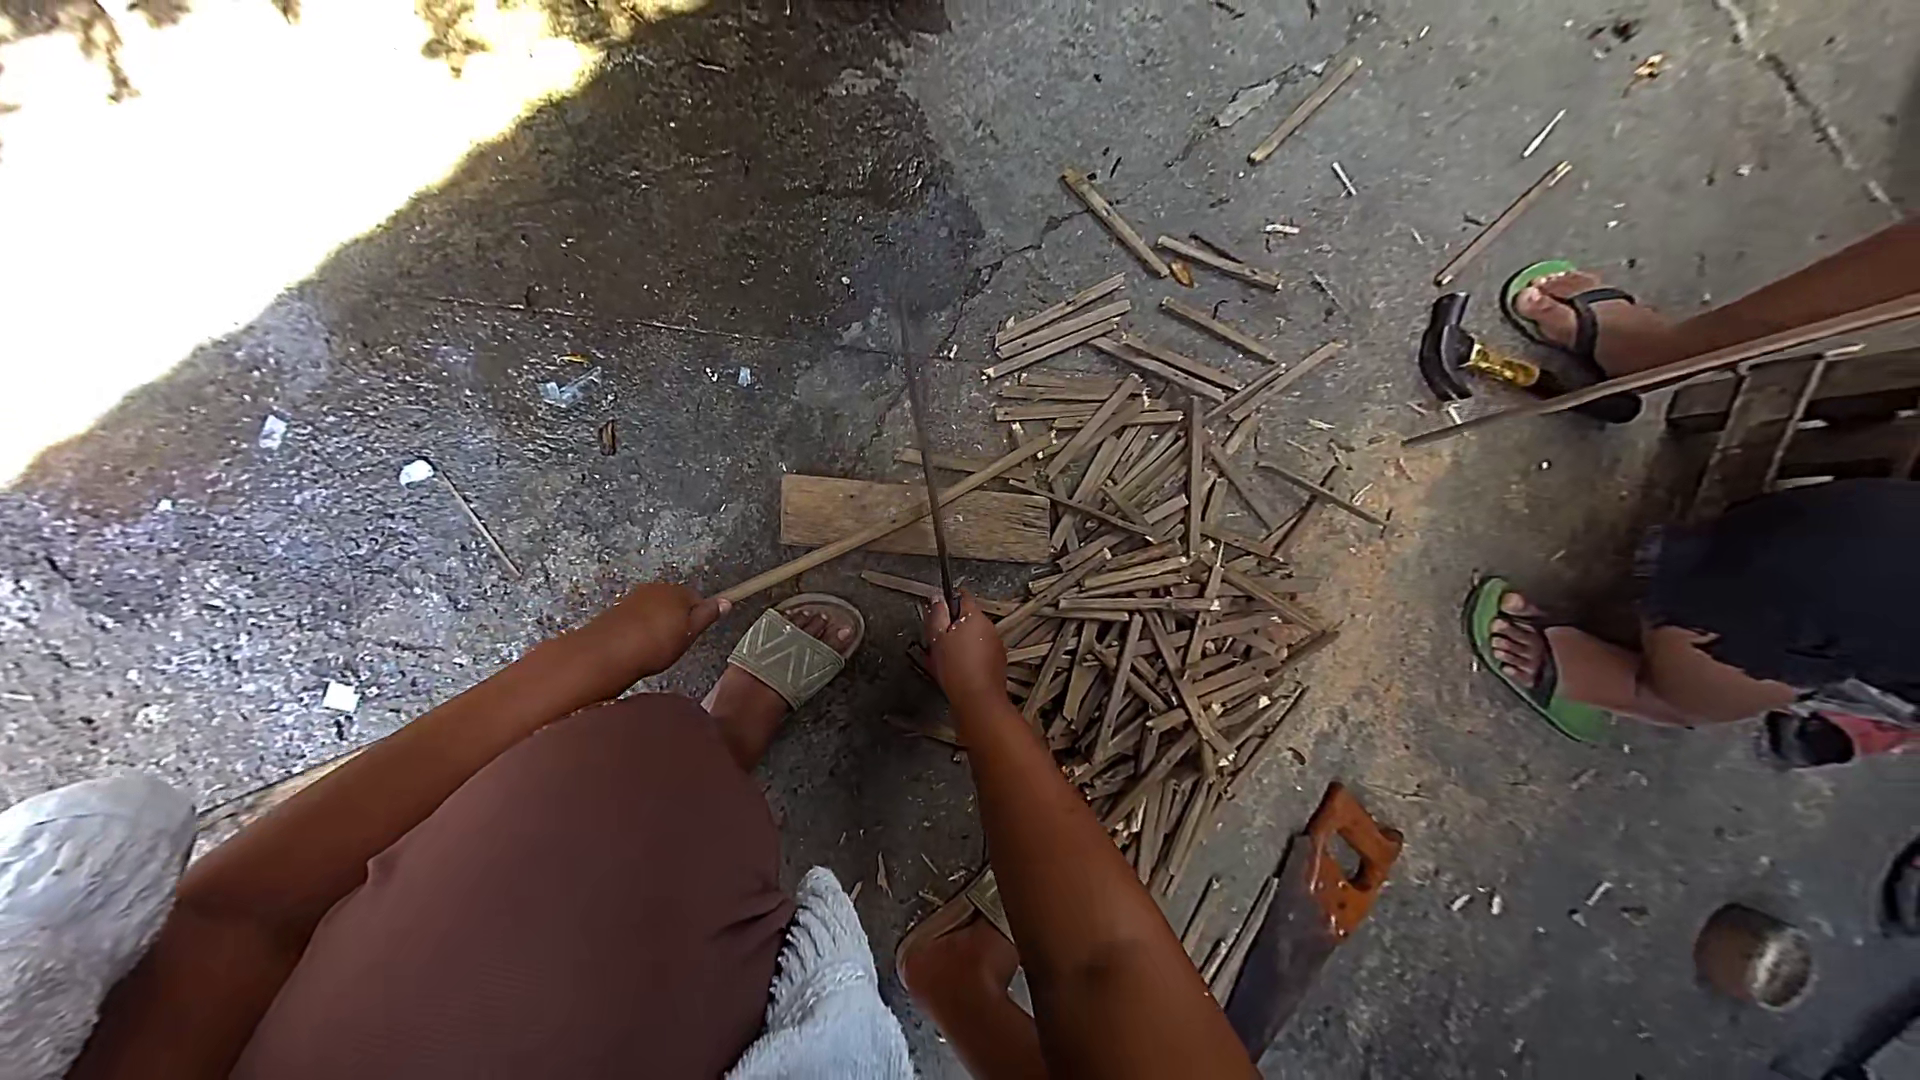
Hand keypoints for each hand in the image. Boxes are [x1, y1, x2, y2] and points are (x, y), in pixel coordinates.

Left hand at [571, 583, 729, 682]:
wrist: (605, 653)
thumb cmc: (654, 644)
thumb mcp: (690, 632)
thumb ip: (708, 615)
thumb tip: (726, 602)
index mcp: (678, 591)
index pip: (698, 598)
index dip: (698, 618)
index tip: (692, 635)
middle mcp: (656, 588)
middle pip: (675, 602)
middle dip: (677, 619)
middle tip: (675, 643)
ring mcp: (634, 598)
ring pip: (655, 609)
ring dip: (657, 624)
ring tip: (654, 648)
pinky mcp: (616, 611)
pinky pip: (637, 617)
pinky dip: (640, 629)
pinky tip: (637, 645)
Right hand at [923, 591, 1006, 705]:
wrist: (978, 701)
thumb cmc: (955, 667)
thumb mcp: (937, 638)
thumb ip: (936, 614)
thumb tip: (937, 597)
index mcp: (975, 616)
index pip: (962, 596)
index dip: (947, 601)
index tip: (936, 613)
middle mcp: (989, 627)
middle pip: (967, 618)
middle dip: (951, 627)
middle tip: (936, 642)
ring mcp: (996, 645)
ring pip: (973, 636)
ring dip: (960, 643)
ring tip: (944, 660)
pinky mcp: (998, 662)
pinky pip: (980, 652)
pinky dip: (969, 657)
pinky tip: (956, 671)